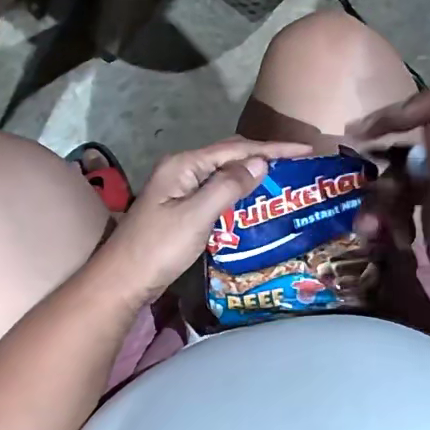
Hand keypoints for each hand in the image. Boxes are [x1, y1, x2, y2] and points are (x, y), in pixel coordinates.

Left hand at [92, 138, 311, 303]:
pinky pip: (216, 192)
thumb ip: (228, 186)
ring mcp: (179, 189)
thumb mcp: (196, 216)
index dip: (272, 149)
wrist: (123, 279)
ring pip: (223, 174)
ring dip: (251, 174)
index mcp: (183, 165)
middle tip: (298, 166)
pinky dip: (237, 192)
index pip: (235, 149)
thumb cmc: (158, 248)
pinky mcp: (180, 208)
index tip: (305, 151)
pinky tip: (253, 202)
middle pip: (229, 156)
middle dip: (263, 157)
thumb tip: (260, 163)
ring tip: (283, 180)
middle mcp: (181, 170)